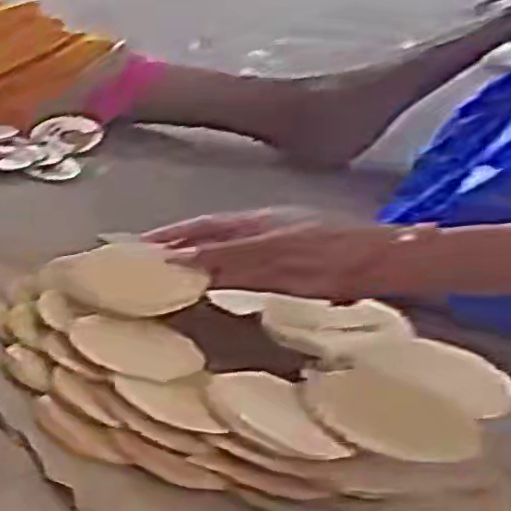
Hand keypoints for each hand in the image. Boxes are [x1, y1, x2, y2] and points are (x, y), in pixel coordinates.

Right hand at [144, 207, 400, 300]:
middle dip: (163, 251)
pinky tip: (196, 287)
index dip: (156, 240)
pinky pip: (227, 266)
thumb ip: (213, 258)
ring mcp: (269, 244)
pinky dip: (202, 275)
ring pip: (211, 252)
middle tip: (129, 270)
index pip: (189, 230)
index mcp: (247, 223)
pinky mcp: (280, 262)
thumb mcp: (264, 257)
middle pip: (197, 238)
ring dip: (181, 264)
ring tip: (153, 280)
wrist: (390, 263)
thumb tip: (163, 261)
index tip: (121, 254)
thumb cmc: (327, 258)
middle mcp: (255, 229)